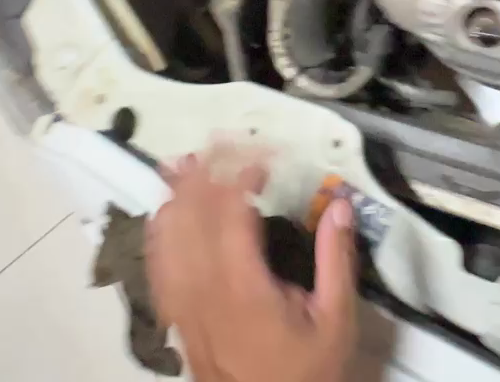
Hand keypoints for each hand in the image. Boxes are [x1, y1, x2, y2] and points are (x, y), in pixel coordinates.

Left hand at [147, 150, 359, 381]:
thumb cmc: (309, 373)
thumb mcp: (336, 319)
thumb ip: (336, 259)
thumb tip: (341, 205)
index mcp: (245, 287)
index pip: (232, 216)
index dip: (241, 177)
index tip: (264, 156)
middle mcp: (206, 291)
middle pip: (193, 219)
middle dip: (203, 173)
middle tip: (220, 140)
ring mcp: (186, 308)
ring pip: (170, 241)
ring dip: (175, 197)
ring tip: (182, 161)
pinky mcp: (179, 322)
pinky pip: (159, 271)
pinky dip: (158, 237)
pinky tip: (161, 215)